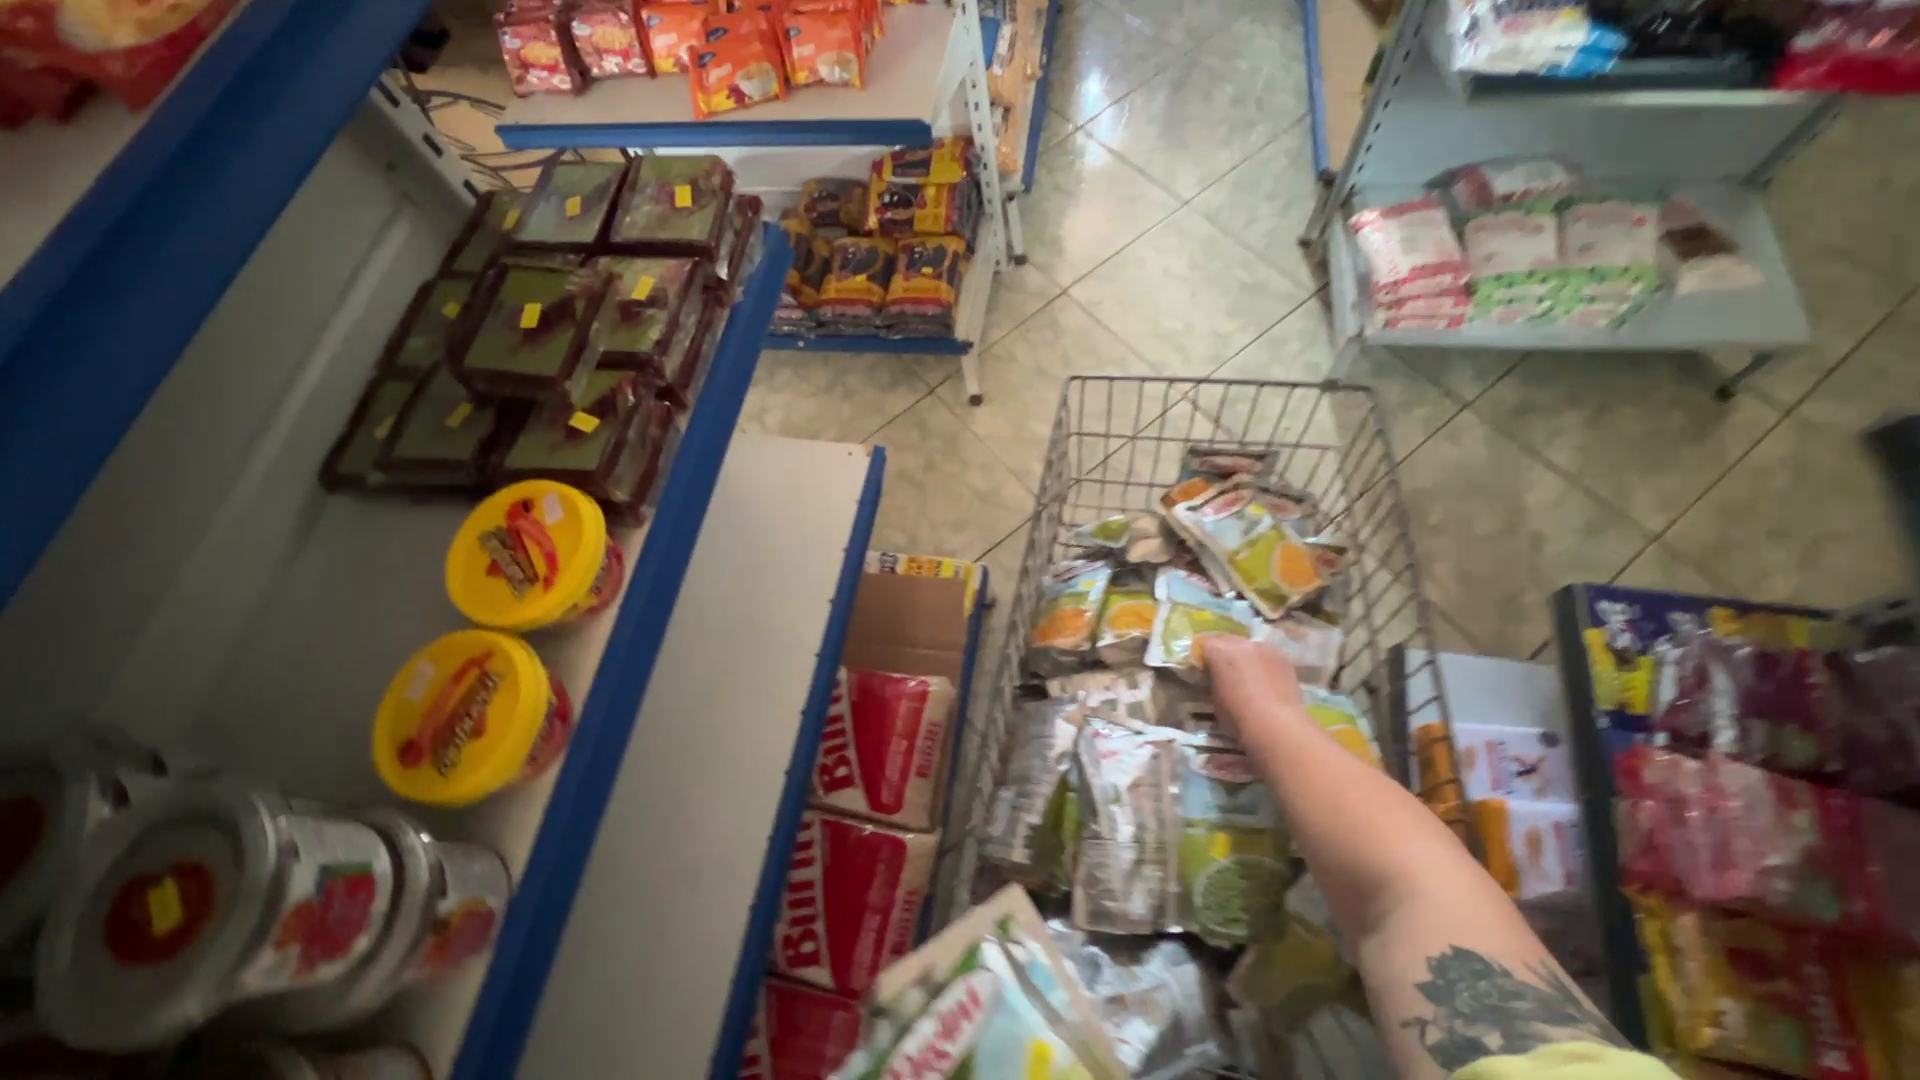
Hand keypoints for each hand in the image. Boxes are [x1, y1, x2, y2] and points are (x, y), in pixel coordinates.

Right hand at [1203, 635, 1304, 751]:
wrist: (1274, 723)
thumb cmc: (1237, 715)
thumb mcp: (1214, 698)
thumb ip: (1214, 681)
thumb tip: (1219, 679)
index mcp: (1218, 651)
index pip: (1206, 645)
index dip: (1206, 658)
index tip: (1207, 671)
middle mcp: (1241, 643)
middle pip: (1228, 641)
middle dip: (1226, 653)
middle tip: (1228, 672)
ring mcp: (1265, 648)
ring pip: (1250, 647)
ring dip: (1247, 657)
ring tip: (1250, 676)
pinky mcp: (1283, 658)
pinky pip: (1268, 656)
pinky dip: (1265, 664)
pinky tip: (1268, 681)